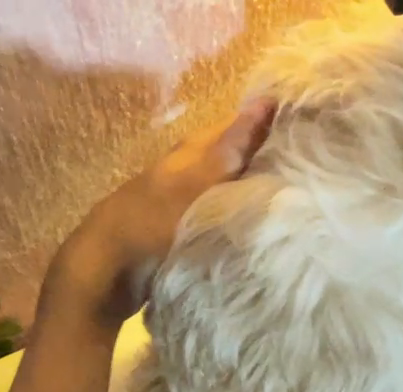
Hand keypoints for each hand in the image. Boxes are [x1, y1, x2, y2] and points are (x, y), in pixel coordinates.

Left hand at [45, 100, 275, 326]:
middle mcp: (179, 175)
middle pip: (224, 162)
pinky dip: (226, 223)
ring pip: (216, 193)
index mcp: (184, 156)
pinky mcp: (170, 239)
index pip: (231, 129)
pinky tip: (245, 233)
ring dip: (241, 195)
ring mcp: (174, 208)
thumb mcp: (192, 186)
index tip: (298, 132)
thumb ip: (227, 153)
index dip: (260, 127)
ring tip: (280, 202)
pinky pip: (208, 222)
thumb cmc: (147, 225)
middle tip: (297, 172)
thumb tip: (265, 103)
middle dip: (255, 163)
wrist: (103, 276)